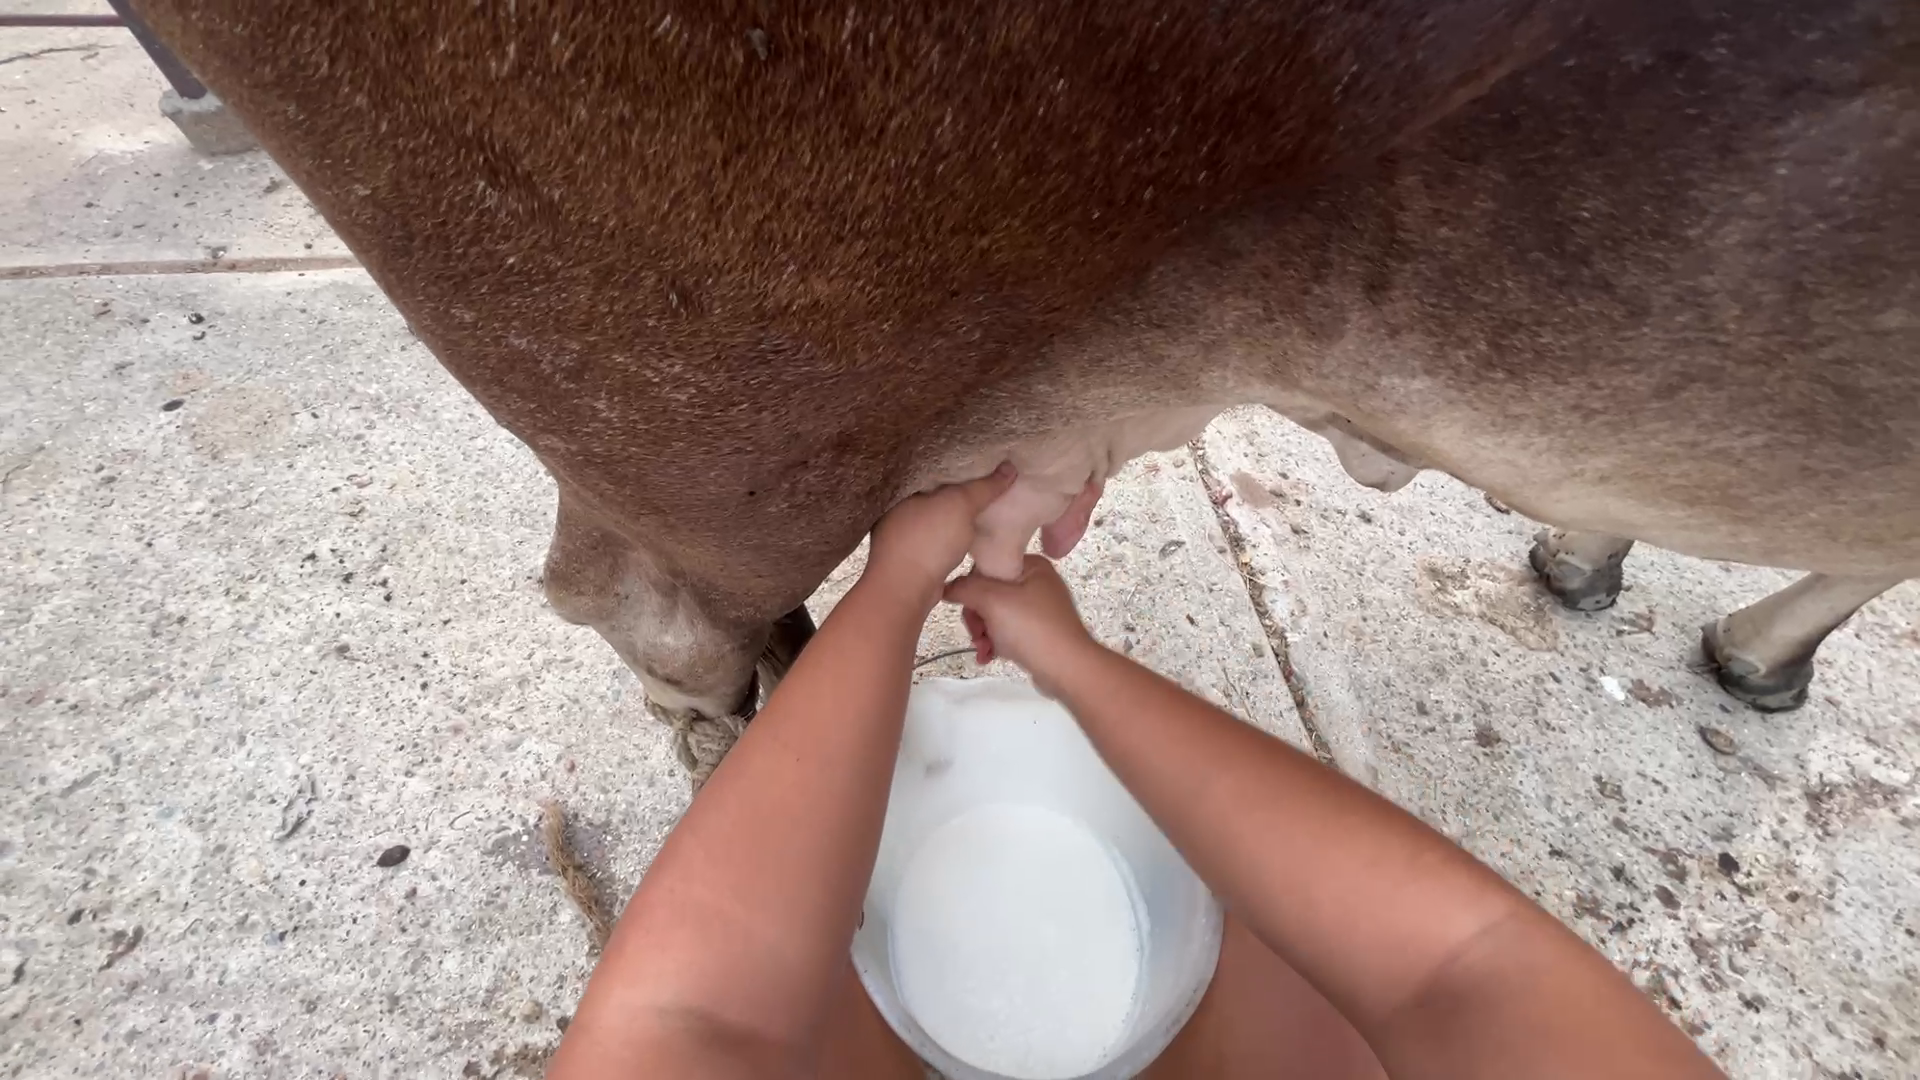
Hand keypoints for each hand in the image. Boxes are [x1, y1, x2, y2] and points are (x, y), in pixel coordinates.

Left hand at [864, 464, 1016, 608]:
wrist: (906, 590)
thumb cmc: (928, 539)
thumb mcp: (960, 505)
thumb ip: (984, 487)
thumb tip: (1010, 467)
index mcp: (904, 490)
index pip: (935, 470)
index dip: (960, 467)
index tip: (985, 464)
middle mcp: (898, 509)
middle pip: (937, 495)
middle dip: (960, 493)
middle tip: (990, 485)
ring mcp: (902, 536)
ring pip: (936, 519)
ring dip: (955, 518)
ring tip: (983, 509)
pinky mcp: (912, 558)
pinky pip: (937, 540)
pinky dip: (950, 538)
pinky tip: (967, 536)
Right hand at [942, 554, 1098, 688]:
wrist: (1068, 669)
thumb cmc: (1032, 629)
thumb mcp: (992, 601)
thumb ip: (964, 588)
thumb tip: (946, 587)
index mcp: (1031, 564)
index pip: (987, 566)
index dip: (971, 588)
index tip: (967, 609)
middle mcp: (1036, 582)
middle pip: (988, 592)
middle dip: (977, 617)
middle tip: (976, 633)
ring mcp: (1038, 608)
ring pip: (994, 614)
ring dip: (983, 633)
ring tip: (983, 649)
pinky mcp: (1038, 631)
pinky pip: (1006, 630)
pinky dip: (995, 642)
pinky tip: (989, 656)